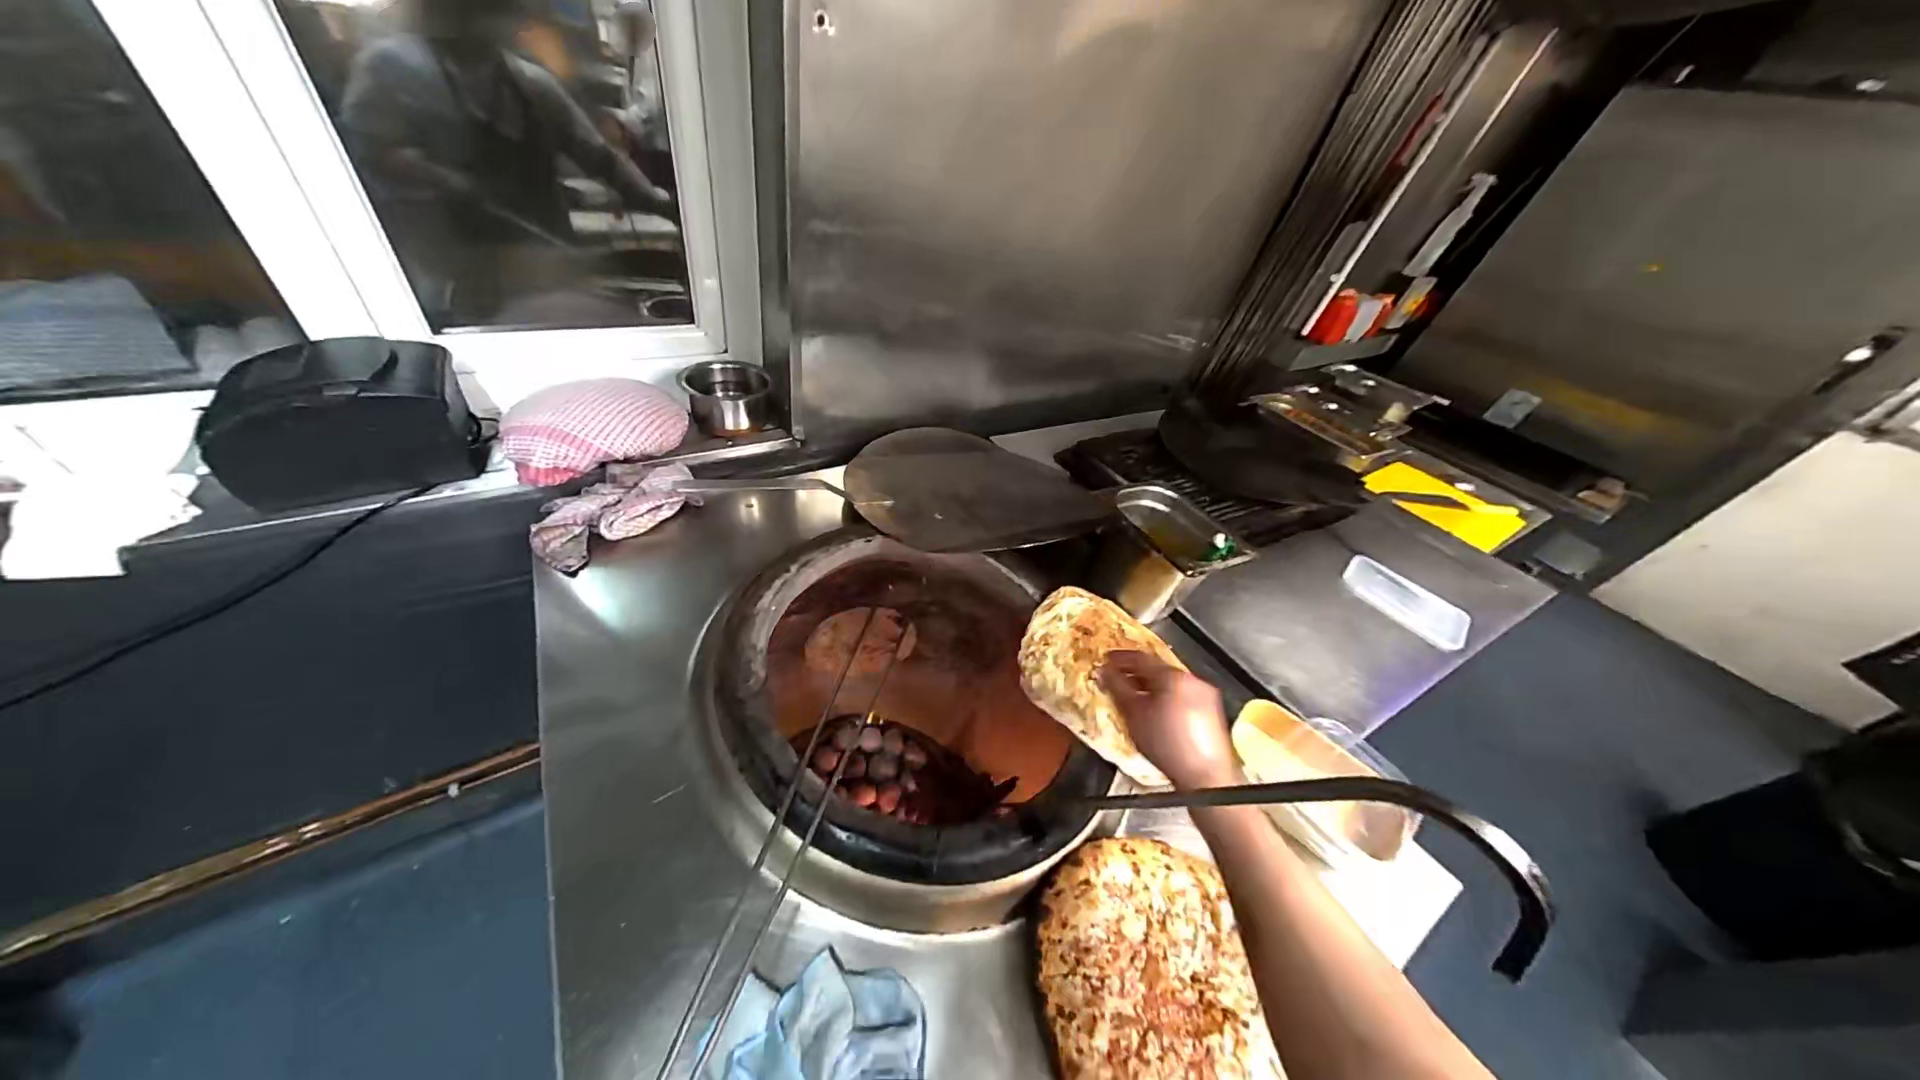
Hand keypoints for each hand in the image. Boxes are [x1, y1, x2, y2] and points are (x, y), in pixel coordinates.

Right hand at [1099, 650, 1238, 789]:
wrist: (1206, 777)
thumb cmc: (1167, 746)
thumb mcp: (1134, 714)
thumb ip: (1117, 688)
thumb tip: (1105, 672)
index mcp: (1173, 677)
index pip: (1141, 658)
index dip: (1120, 658)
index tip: (1107, 660)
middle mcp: (1192, 680)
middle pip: (1157, 669)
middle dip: (1135, 673)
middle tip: (1117, 678)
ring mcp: (1204, 694)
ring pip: (1171, 682)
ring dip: (1151, 686)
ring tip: (1135, 697)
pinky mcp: (1211, 710)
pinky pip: (1183, 694)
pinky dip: (1167, 696)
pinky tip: (1157, 711)